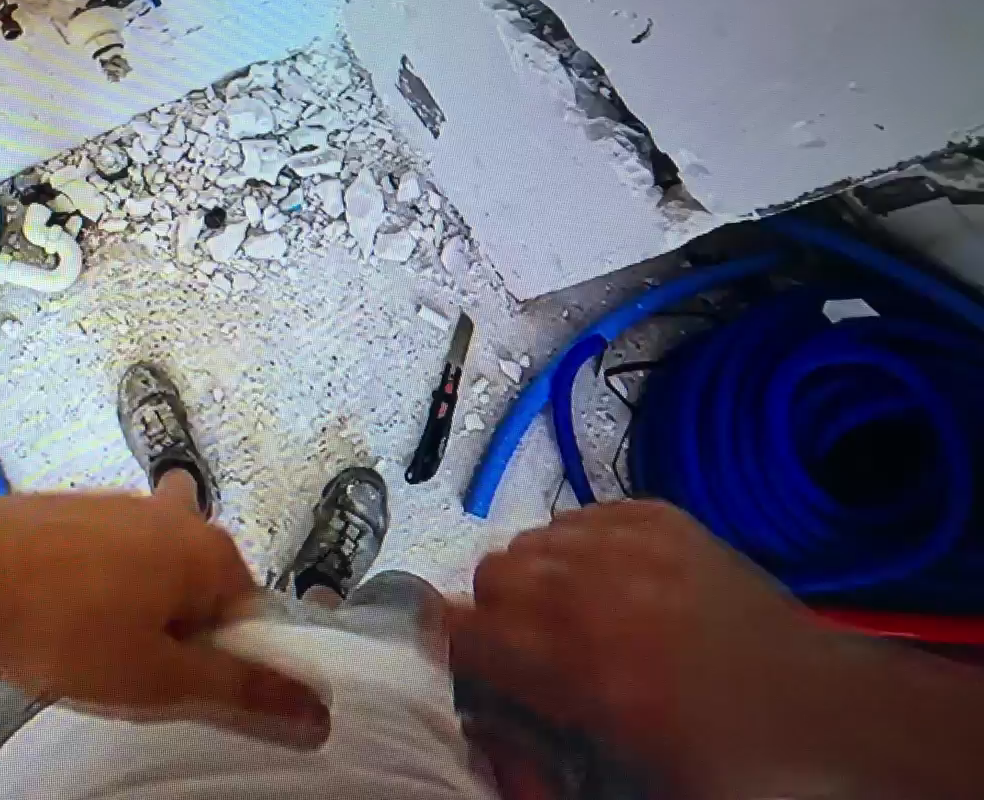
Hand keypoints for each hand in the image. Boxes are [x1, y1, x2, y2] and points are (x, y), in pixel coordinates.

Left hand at [0, 495, 330, 747]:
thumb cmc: (69, 628)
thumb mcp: (162, 678)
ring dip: (134, 610)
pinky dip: (97, 585)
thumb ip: (243, 694)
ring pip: (151, 572)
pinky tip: (58, 609)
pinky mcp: (76, 506)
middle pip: (201, 589)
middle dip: (176, 633)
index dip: (221, 663)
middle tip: (126, 664)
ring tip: (86, 640)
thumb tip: (320, 710)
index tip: (174, 686)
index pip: (251, 619)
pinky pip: (108, 555)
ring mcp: (120, 502)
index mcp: (208, 549)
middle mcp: (172, 513)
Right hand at [448, 500, 832, 797]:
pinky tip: (623, 579)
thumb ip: (530, 746)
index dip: (450, 634)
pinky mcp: (654, 515)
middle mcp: (590, 593)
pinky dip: (586, 544)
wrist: (839, 713)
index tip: (463, 645)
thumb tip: (467, 713)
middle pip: (491, 572)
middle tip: (544, 636)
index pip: (459, 625)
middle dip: (504, 605)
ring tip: (591, 606)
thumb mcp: (620, 777)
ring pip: (532, 540)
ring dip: (545, 572)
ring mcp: (625, 544)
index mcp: (578, 666)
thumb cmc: (721, 755)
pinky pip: (578, 516)